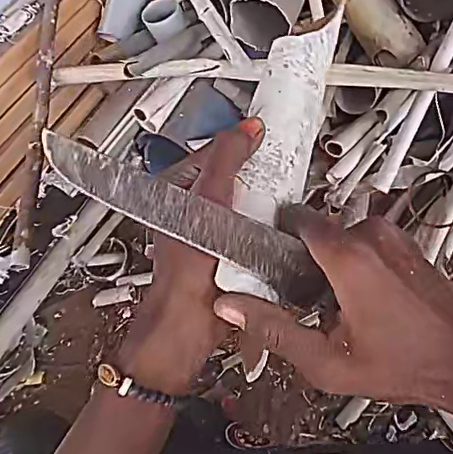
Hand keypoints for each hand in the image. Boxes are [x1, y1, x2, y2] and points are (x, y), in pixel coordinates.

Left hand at [113, 118, 263, 395]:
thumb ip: (225, 161)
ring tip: (278, 193)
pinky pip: (252, 228)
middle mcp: (189, 209)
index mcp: (174, 190)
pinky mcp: (227, 250)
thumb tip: (244, 131)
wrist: (190, 321)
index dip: (239, 142)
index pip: (213, 152)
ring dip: (262, 200)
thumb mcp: (208, 201)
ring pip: (243, 202)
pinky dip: (265, 224)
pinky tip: (275, 224)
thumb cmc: (184, 272)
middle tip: (277, 165)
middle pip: (231, 177)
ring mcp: (209, 230)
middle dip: (256, 173)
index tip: (264, 134)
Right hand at [211, 212, 452, 416]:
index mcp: (349, 256)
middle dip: (303, 262)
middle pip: (316, 233)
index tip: (265, 259)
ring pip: (340, 238)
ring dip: (330, 265)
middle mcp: (372, 235)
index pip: (294, 220)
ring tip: (333, 307)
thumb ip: (273, 330)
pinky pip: (364, 243)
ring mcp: (393, 237)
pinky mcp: (405, 244)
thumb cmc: (407, 363)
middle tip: (301, 300)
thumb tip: (232, 307)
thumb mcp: (327, 361)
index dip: (274, 238)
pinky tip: (359, 302)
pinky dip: (354, 264)